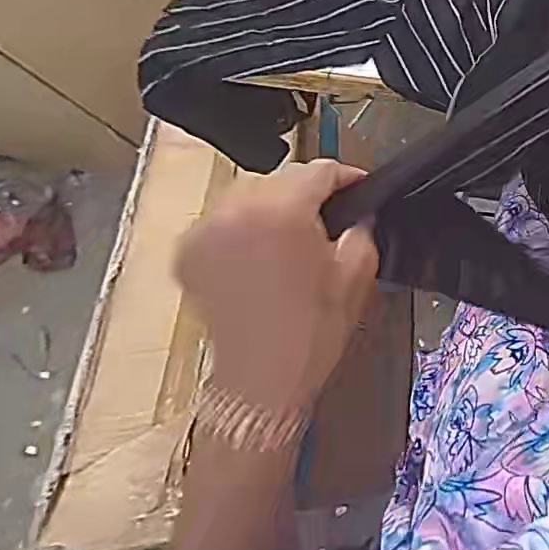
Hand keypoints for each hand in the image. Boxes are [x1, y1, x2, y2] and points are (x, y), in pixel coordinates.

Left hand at [176, 159, 378, 414]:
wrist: (262, 380)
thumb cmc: (314, 328)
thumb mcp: (357, 272)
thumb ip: (361, 229)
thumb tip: (358, 214)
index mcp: (281, 212)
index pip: (318, 170)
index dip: (347, 175)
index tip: (361, 185)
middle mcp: (234, 212)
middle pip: (280, 176)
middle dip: (309, 189)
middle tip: (333, 210)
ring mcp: (203, 231)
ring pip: (248, 193)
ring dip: (275, 203)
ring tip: (297, 229)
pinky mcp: (187, 253)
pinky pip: (223, 219)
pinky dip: (245, 224)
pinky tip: (264, 248)